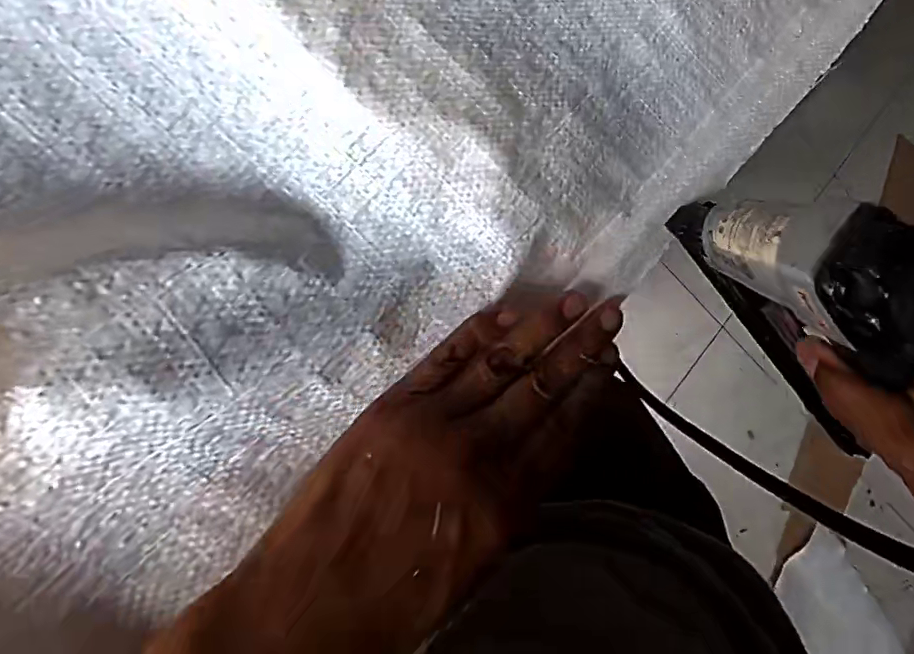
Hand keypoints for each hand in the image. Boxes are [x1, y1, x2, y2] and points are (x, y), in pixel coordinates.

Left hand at [150, 287, 623, 653]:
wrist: (301, 614)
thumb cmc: (399, 599)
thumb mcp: (480, 562)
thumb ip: (522, 498)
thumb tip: (556, 441)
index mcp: (503, 503)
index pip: (565, 428)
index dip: (593, 387)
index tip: (613, 356)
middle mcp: (476, 456)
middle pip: (543, 386)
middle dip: (581, 345)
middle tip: (610, 310)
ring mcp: (433, 425)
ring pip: (501, 362)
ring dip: (541, 327)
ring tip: (572, 300)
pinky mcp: (392, 408)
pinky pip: (446, 359)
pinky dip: (479, 333)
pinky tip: (507, 313)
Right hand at [799, 301, 913, 653]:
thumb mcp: (910, 452)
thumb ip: (852, 396)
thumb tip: (807, 348)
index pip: (874, 302)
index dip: (836, 327)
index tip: (817, 360)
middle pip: (891, 320)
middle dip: (866, 359)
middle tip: (861, 407)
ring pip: (911, 340)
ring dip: (890, 373)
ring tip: (890, 419)